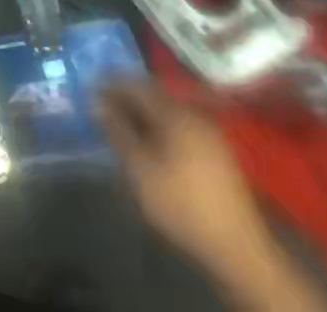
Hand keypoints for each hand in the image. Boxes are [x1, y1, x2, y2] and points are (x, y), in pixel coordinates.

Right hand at [98, 83, 270, 268]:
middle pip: (155, 95)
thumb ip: (119, 133)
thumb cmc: (181, 205)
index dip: (114, 84)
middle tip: (104, 107)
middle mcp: (194, 113)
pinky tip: (151, 144)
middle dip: (128, 98)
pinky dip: (160, 127)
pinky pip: (180, 126)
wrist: (234, 243)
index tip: (92, 86)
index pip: (138, 85)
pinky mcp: (215, 150)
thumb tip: (98, 103)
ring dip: (144, 113)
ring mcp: (208, 131)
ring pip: (168, 112)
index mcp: (175, 113)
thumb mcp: (141, 171)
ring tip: (123, 126)